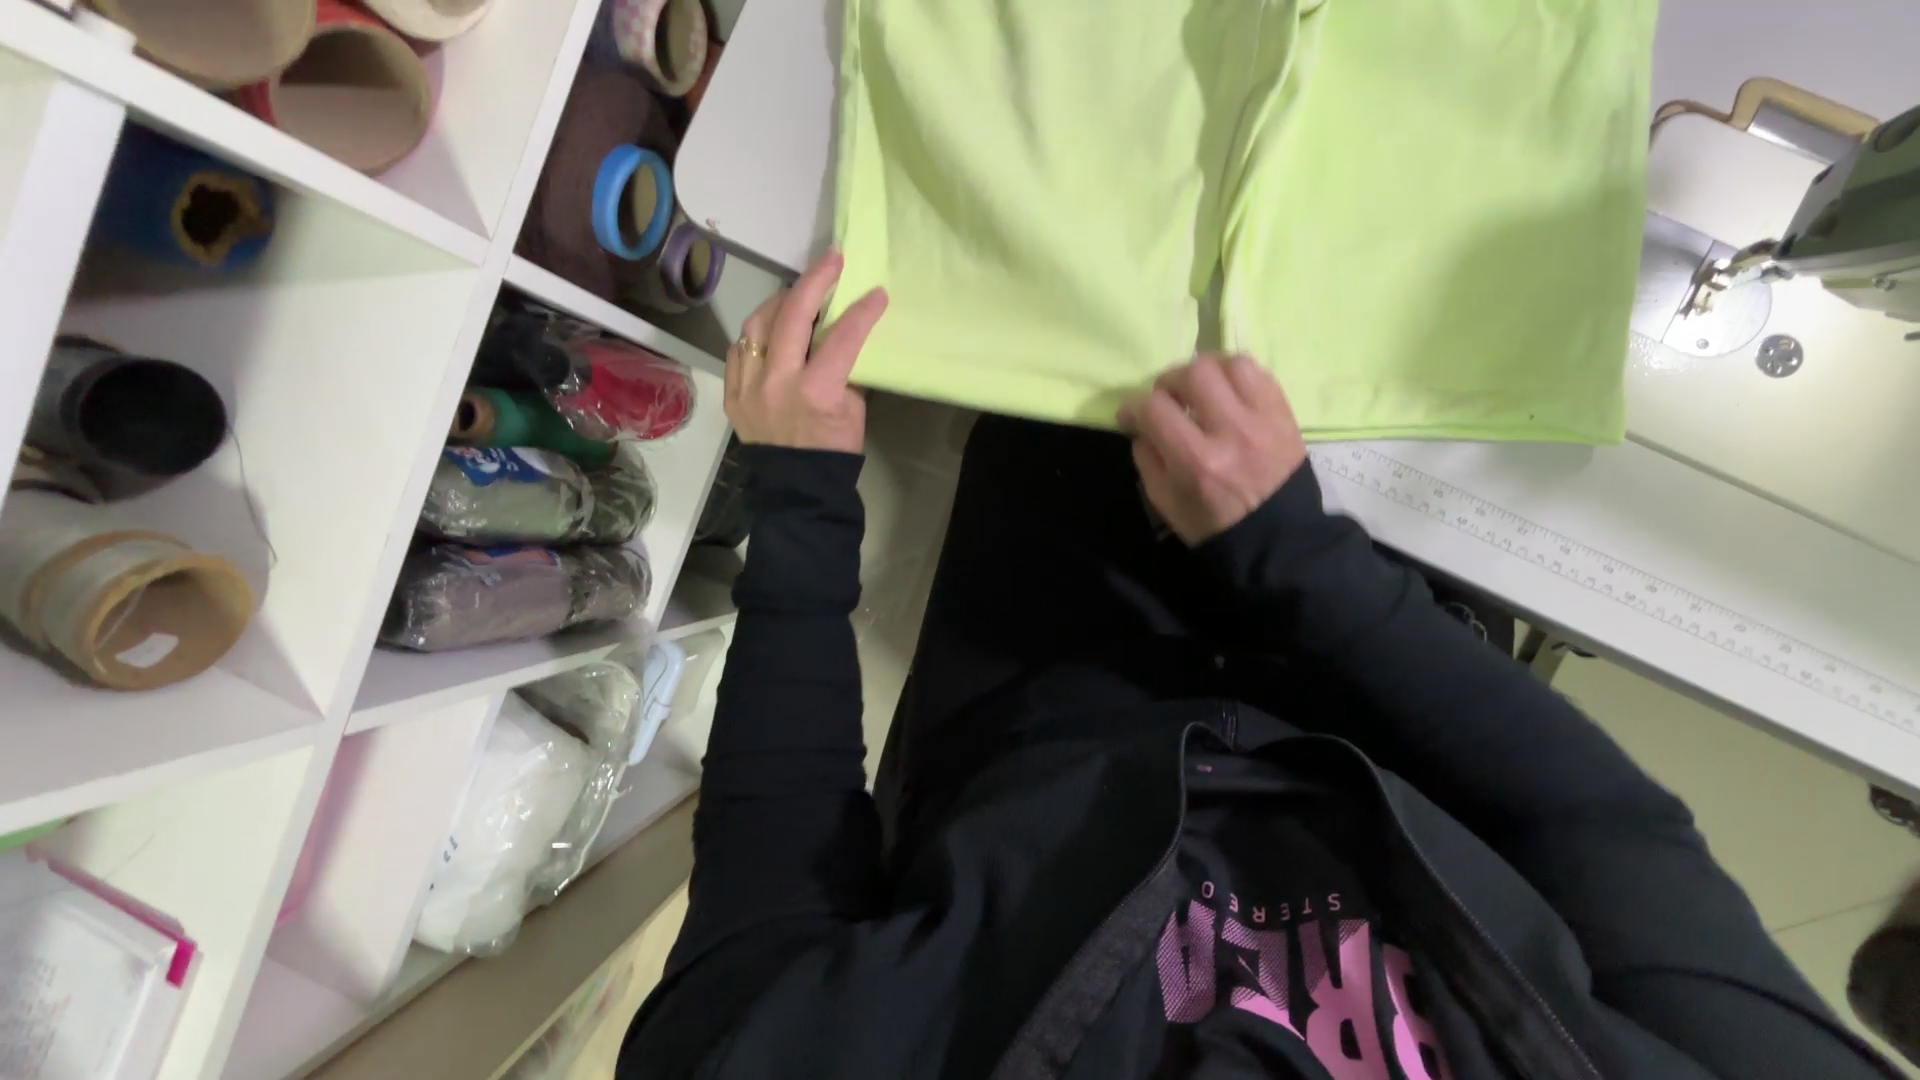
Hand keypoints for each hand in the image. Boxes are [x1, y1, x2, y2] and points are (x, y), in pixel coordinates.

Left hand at [725, 251, 887, 453]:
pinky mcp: (732, 395)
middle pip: (792, 315)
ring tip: (798, 294)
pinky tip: (771, 328)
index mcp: (815, 392)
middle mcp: (776, 384)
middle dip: (815, 282)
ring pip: (757, 325)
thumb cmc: (835, 451)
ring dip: (779, 303)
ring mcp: (748, 388)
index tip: (876, 292)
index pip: (842, 337)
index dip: (862, 311)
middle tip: (832, 261)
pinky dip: (757, 333)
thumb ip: (846, 370)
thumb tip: (843, 335)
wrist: (799, 490)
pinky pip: (739, 350)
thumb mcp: (853, 411)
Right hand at [1117, 354, 1307, 544]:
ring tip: (1198, 389)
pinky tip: (1225, 391)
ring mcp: (1263, 419)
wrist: (1277, 538)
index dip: (1132, 405)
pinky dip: (1234, 374)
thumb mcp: (1166, 503)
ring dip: (1205, 370)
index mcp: (1198, 462)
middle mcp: (1232, 432)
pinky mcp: (1283, 413)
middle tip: (1166, 398)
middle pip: (1194, 374)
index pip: (1154, 409)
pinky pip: (1258, 372)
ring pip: (1229, 364)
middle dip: (1169, 381)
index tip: (1129, 414)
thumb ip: (1148, 460)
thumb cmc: (1214, 525)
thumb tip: (1143, 426)